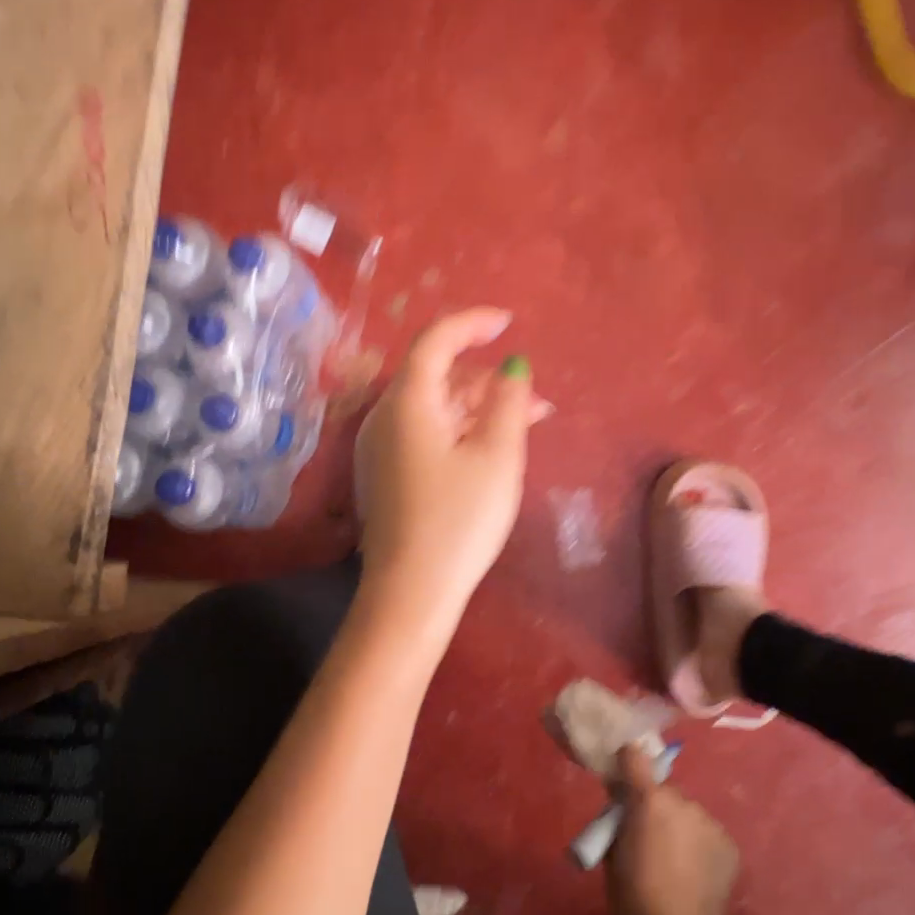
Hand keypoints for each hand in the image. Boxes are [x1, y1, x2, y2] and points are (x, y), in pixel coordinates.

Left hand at [355, 307, 534, 629]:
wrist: (410, 591)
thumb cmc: (459, 519)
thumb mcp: (497, 457)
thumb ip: (508, 403)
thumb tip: (511, 367)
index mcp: (407, 402)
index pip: (435, 341)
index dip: (472, 324)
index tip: (507, 323)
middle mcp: (384, 417)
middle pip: (436, 377)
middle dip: (487, 380)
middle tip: (535, 400)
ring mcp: (380, 448)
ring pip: (434, 409)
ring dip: (479, 409)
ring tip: (527, 425)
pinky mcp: (385, 475)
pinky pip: (425, 434)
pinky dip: (460, 431)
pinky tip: (491, 450)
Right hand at [607, 745, 738, 914]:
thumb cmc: (632, 896)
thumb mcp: (611, 851)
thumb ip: (619, 817)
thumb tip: (623, 799)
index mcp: (649, 799)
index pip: (635, 756)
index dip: (627, 761)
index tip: (622, 773)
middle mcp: (684, 802)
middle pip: (665, 790)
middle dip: (656, 804)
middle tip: (648, 833)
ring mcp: (711, 822)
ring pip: (688, 813)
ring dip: (679, 825)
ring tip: (675, 858)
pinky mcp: (729, 844)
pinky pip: (707, 834)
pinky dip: (699, 844)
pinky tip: (694, 871)